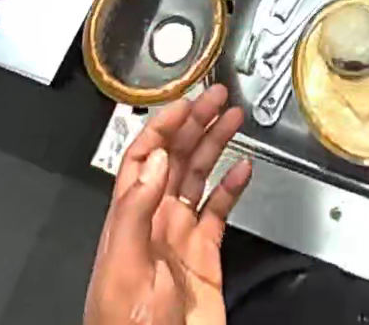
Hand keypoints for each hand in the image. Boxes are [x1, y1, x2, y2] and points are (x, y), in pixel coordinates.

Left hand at [84, 85, 253, 324]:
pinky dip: (233, 186)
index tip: (188, 102)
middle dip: (196, 123)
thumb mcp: (124, 272)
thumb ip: (135, 212)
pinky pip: (220, 209)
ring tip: (235, 117)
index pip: (143, 158)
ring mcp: (180, 236)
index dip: (164, 126)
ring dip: (215, 144)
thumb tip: (153, 157)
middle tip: (218, 96)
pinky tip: (244, 169)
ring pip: (199, 176)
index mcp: (129, 220)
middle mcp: (154, 220)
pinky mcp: (205, 254)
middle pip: (174, 159)